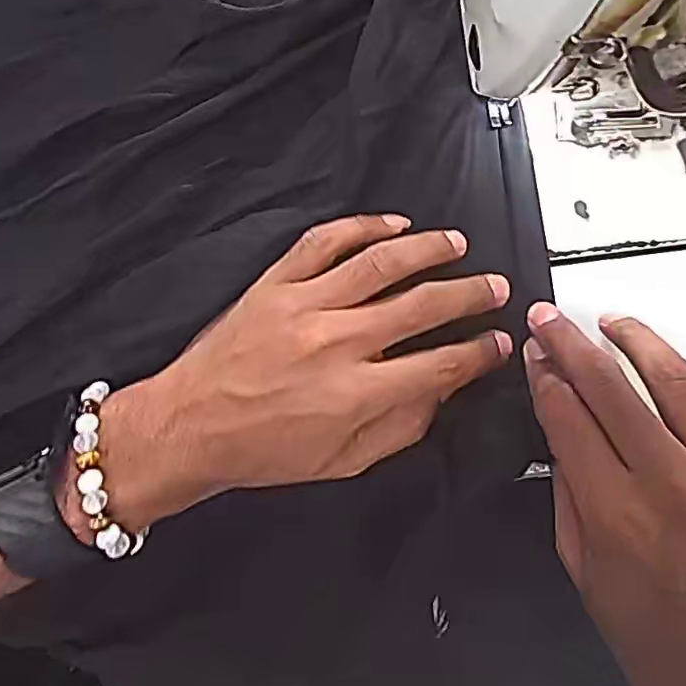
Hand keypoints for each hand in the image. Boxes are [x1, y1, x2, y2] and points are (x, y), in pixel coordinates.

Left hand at [73, 214, 512, 531]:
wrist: (189, 425)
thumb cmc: (259, 448)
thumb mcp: (341, 461)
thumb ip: (400, 428)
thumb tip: (439, 394)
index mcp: (354, 393)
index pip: (439, 364)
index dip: (479, 352)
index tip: (496, 343)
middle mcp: (335, 342)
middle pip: (422, 305)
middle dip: (470, 294)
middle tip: (493, 288)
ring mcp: (304, 306)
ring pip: (381, 263)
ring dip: (428, 249)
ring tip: (456, 244)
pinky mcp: (276, 284)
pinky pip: (324, 242)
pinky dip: (362, 226)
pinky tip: (390, 223)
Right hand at [523, 303, 685, 685]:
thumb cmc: (669, 647)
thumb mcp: (586, 576)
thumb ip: (569, 497)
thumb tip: (561, 434)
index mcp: (618, 519)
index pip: (566, 416)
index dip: (544, 376)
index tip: (537, 356)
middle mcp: (677, 491)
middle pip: (608, 386)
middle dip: (569, 342)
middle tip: (553, 320)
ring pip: (679, 380)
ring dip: (637, 339)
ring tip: (614, 323)